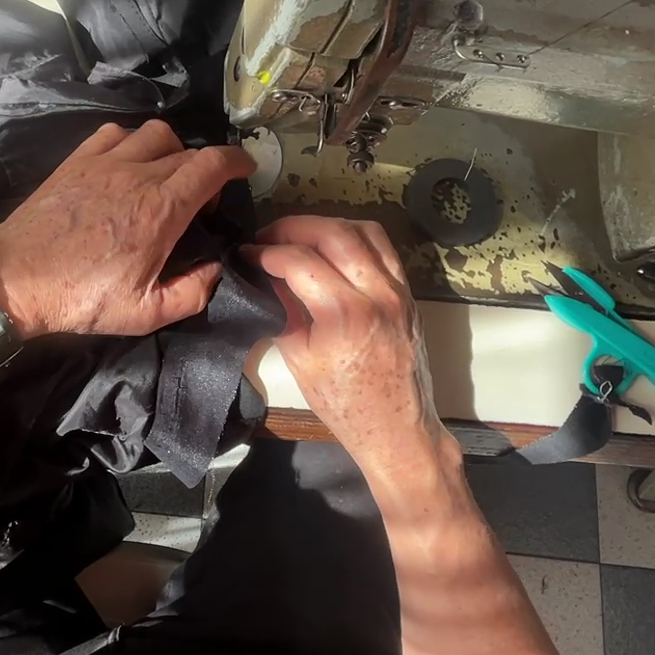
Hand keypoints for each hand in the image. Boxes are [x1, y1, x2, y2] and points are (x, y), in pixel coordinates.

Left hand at [0, 121, 255, 337]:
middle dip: (207, 169)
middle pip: (188, 150)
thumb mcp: (146, 313)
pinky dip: (133, 141)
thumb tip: (217, 269)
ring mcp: (104, 162)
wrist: (13, 279)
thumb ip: (194, 292)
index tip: (246, 170)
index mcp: (162, 209)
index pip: (213, 165)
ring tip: (166, 178)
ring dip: (172, 150)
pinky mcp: (76, 161)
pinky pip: (115, 132)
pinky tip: (128, 164)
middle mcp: (138, 174)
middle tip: (200, 201)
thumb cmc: (79, 298)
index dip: (237, 162)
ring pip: (155, 133)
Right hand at [244, 216, 442, 464]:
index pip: (299, 260)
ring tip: (297, 237)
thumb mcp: (299, 358)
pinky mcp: (407, 292)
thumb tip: (265, 277)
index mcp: (344, 315)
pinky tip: (330, 247)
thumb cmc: (342, 403)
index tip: (246, 254)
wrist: (396, 427)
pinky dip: (353, 237)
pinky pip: (382, 246)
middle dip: (292, 227)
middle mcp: (376, 293)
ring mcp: (398, 290)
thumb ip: (283, 310)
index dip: (266, 252)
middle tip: (267, 237)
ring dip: (324, 226)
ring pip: (362, 230)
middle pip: (332, 233)